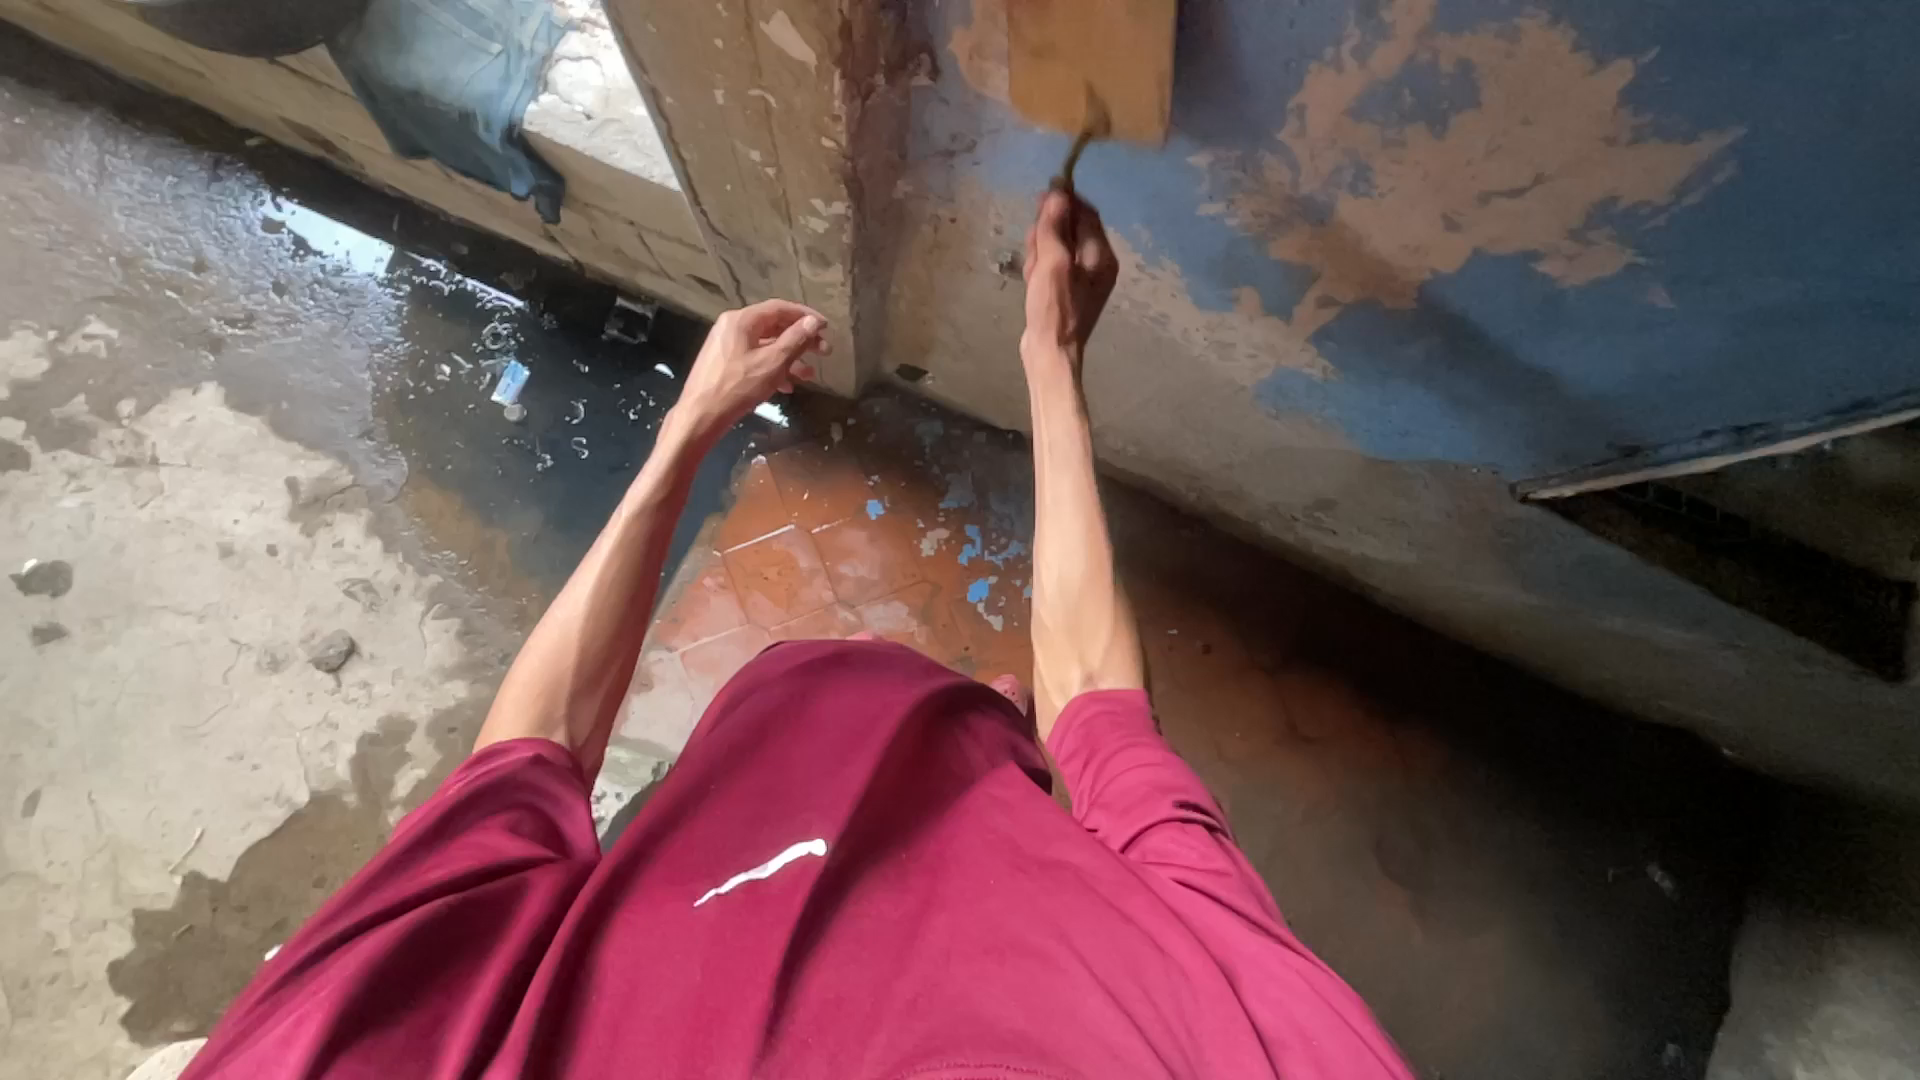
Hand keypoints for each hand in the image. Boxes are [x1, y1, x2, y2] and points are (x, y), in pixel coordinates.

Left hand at [671, 300, 828, 441]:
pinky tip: (786, 386)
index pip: (780, 308)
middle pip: (774, 327)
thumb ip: (796, 340)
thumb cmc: (739, 386)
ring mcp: (727, 345)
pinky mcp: (724, 363)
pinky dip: (773, 368)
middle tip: (824, 352)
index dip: (806, 316)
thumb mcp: (773, 363)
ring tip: (809, 375)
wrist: (701, 414)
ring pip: (766, 346)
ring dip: (790, 358)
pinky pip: (755, 359)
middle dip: (801, 340)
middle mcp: (733, 327)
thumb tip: (814, 322)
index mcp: (742, 320)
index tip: (826, 327)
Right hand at [1021, 189, 1116, 367]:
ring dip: (1041, 249)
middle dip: (1048, 230)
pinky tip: (1031, 277)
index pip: (1087, 215)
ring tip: (1031, 266)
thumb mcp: (1053, 263)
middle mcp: (1096, 266)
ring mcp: (1081, 280)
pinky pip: (1052, 267)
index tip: (1044, 191)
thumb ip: (1055, 227)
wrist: (1050, 353)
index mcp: (1101, 257)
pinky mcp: (1065, 292)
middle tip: (1032, 239)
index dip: (1066, 200)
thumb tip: (1057, 193)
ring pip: (1058, 248)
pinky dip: (1040, 266)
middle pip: (1072, 230)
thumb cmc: (1054, 309)